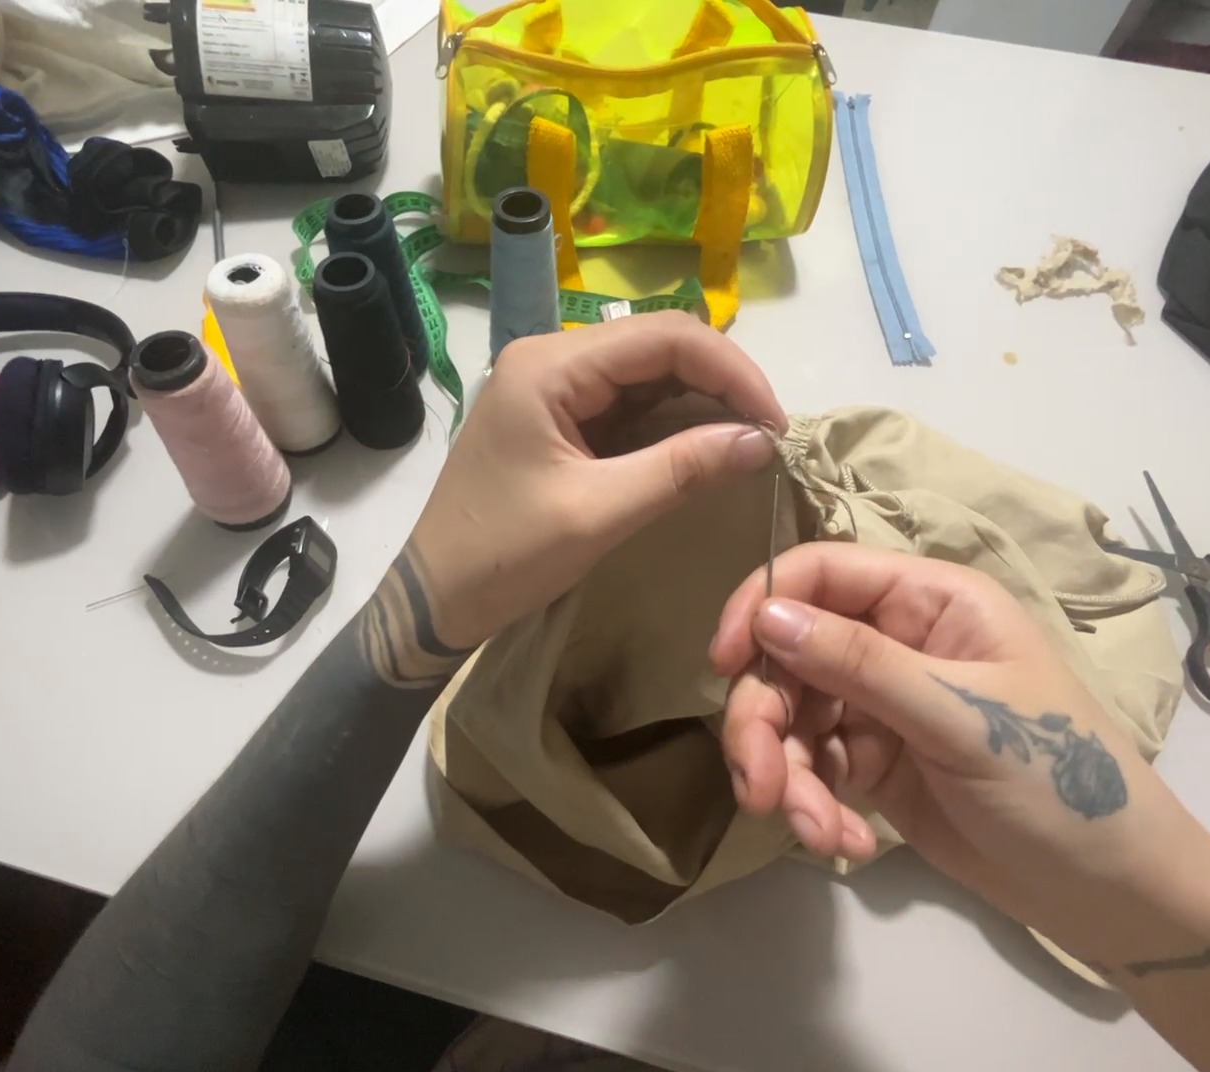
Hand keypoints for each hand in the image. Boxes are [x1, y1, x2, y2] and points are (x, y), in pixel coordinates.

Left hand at [410, 311, 785, 649]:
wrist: (435, 596)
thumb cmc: (504, 556)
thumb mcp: (597, 514)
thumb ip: (680, 470)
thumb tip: (761, 441)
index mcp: (549, 366)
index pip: (664, 337)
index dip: (732, 371)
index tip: (774, 424)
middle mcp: (551, 359)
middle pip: (657, 347)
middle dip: (720, 385)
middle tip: (765, 438)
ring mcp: (552, 387)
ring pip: (647, 376)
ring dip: (699, 405)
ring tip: (746, 445)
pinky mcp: (558, 418)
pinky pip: (627, 407)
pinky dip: (669, 426)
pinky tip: (702, 449)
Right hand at [708, 543, 1209, 958]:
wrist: (1112, 897)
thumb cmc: (1062, 783)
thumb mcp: (962, 717)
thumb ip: (860, 663)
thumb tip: (766, 615)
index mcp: (927, 602)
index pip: (820, 574)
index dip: (760, 605)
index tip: (722, 662)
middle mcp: (892, 641)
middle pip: (788, 655)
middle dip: (765, 722)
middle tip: (758, 785)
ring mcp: (875, 702)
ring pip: (789, 716)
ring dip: (786, 775)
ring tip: (814, 831)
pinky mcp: (866, 759)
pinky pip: (808, 765)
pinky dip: (812, 803)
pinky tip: (843, 841)